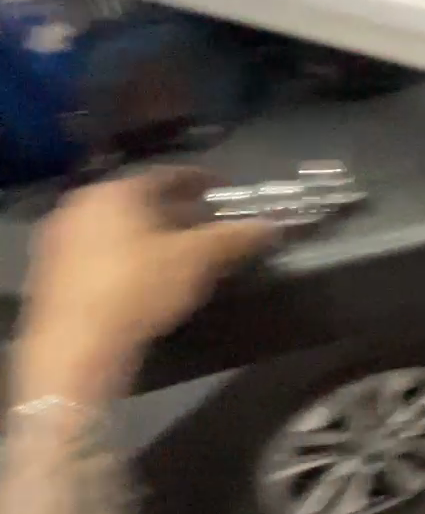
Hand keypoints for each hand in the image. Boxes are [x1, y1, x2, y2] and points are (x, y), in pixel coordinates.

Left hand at [12, 168, 277, 404]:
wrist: (81, 339)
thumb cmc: (143, 285)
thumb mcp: (204, 257)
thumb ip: (241, 235)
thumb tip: (272, 225)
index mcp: (116, 194)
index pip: (169, 175)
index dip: (206, 180)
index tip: (230, 190)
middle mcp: (84, 206)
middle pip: (146, 199)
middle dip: (185, 209)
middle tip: (218, 220)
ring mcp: (66, 236)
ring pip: (129, 223)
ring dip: (165, 230)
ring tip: (197, 246)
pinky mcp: (62, 265)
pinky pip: (113, 244)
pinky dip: (143, 247)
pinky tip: (165, 267)